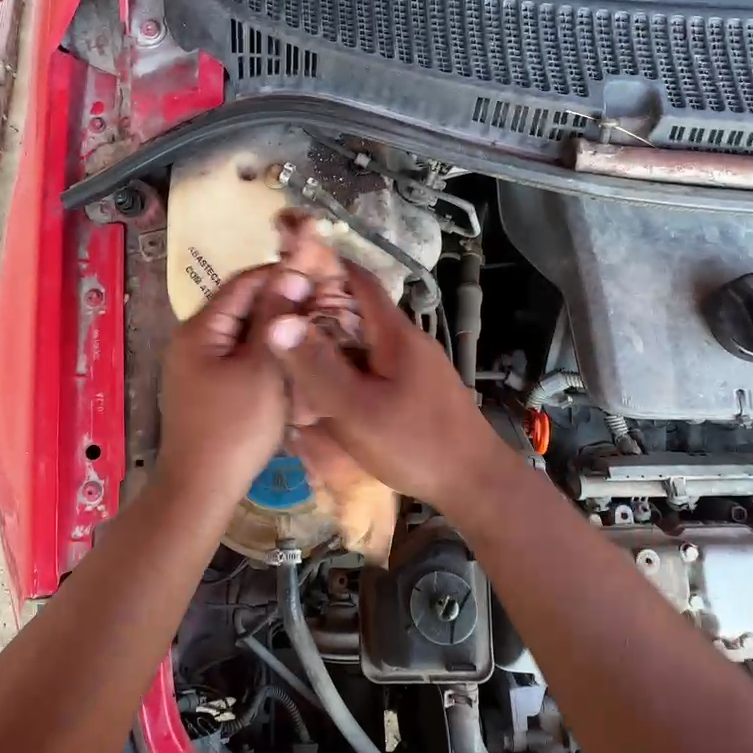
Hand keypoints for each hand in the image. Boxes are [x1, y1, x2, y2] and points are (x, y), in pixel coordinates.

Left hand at [158, 264, 312, 500]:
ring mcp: (194, 365)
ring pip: (239, 332)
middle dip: (279, 301)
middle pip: (239, 305)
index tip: (318, 273)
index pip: (243, 282)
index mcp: (199, 328)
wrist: (200, 489)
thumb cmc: (235, 427)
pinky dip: (261, 351)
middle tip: (321, 302)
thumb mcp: (263, 369)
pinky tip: (289, 358)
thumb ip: (275, 318)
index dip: (280, 273)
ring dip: (273, 327)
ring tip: (311, 327)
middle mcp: (191, 339)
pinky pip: (235, 355)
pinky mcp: (203, 386)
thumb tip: (290, 272)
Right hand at [264, 263, 511, 508]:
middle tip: (275, 322)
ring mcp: (416, 367)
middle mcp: (408, 341)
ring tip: (292, 358)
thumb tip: (277, 320)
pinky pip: (373, 368)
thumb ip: (316, 367)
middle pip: (357, 312)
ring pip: (364, 343)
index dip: (323, 267)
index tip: (286, 269)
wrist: (477, 485)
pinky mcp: (417, 391)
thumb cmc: (415, 444)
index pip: (358, 280)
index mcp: (395, 334)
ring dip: (331, 345)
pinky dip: (347, 370)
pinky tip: (326, 393)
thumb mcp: (356, 409)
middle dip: (318, 311)